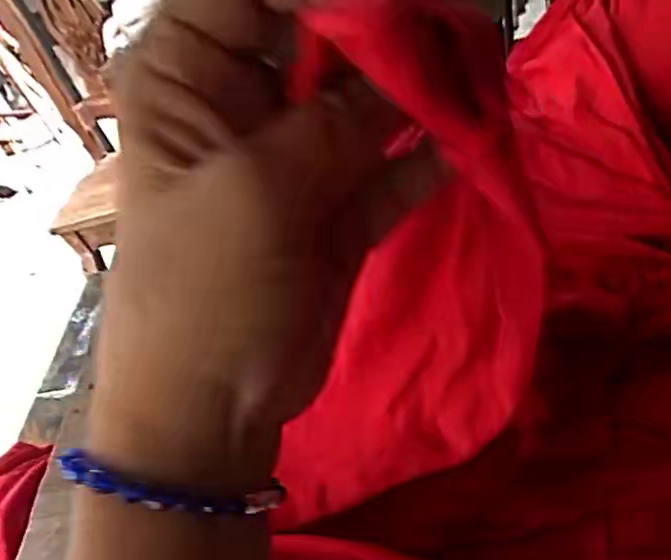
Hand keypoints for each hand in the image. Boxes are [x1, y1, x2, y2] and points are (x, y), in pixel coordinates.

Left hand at [91, 0, 447, 488]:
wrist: (215, 408)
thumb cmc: (206, 294)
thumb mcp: (257, 191)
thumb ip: (330, 126)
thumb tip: (400, 76)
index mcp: (190, 74)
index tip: (397, 4)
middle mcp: (242, 108)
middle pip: (321, 40)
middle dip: (387, 33)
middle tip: (463, 25)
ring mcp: (295, 169)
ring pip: (364, 110)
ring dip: (418, 95)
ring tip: (481, 73)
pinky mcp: (334, 222)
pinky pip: (385, 177)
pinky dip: (420, 164)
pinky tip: (465, 145)